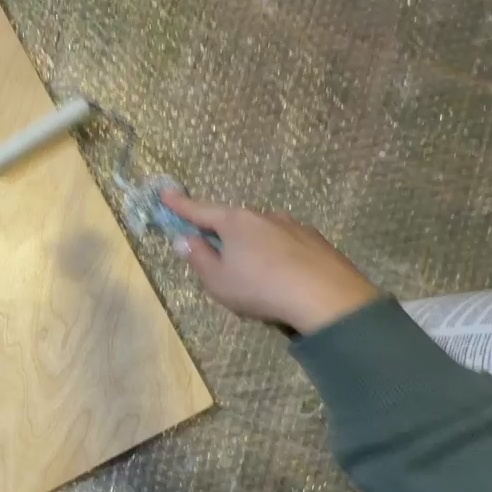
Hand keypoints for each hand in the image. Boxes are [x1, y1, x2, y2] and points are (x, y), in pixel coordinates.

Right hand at [161, 190, 380, 334]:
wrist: (327, 298)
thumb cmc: (260, 288)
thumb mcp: (217, 280)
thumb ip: (198, 258)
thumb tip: (185, 239)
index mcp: (235, 222)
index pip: (200, 211)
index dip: (180, 205)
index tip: (165, 193)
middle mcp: (264, 216)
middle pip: (233, 223)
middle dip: (221, 236)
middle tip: (215, 259)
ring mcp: (294, 226)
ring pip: (261, 234)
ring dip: (251, 248)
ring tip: (253, 277)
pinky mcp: (316, 241)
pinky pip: (285, 245)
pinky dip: (276, 256)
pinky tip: (281, 278)